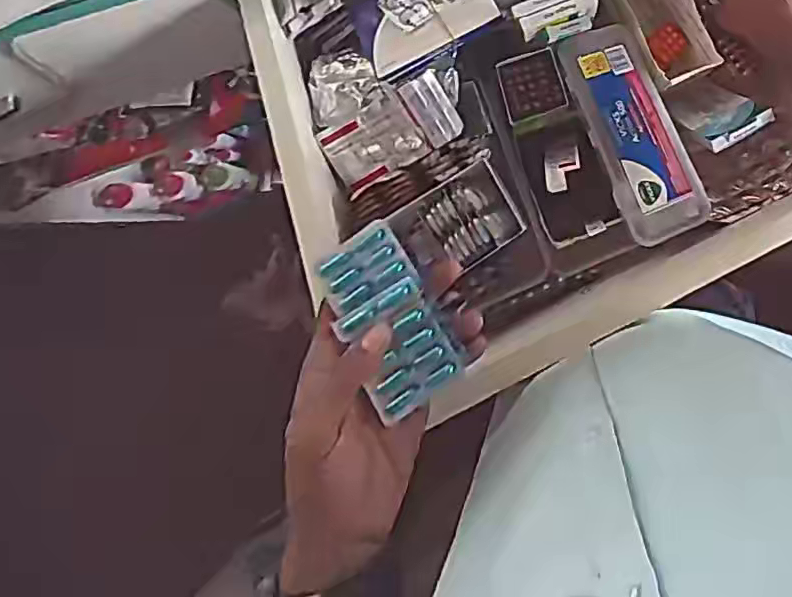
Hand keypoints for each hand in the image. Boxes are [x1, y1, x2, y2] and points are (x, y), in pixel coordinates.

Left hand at [280, 260, 483, 594]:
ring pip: (421, 336)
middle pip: (392, 315)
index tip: (391, 250)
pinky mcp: (418, 400)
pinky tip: (475, 338)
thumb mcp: (316, 432)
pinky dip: (459, 350)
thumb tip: (379, 329)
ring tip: (467, 303)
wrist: (347, 539)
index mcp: (328, 367)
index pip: (344, 311)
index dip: (365, 279)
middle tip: (445, 267)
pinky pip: (440, 366)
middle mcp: (364, 365)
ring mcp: (393, 381)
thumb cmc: (316, 485)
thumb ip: (344, 379)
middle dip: (418, 289)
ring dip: (444, 316)